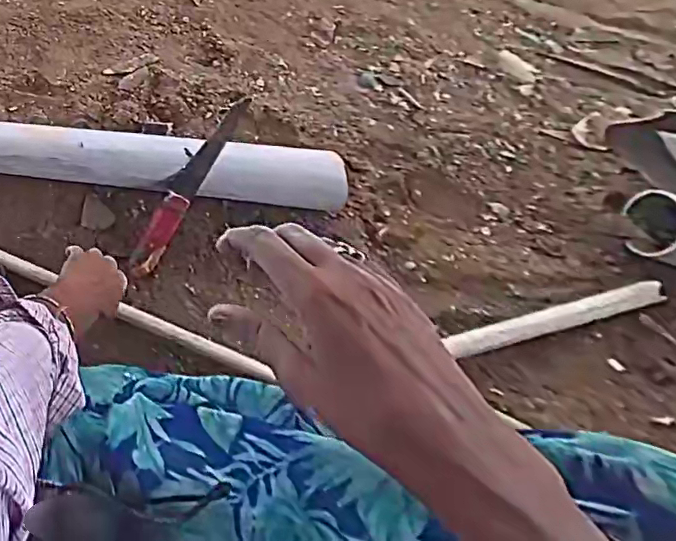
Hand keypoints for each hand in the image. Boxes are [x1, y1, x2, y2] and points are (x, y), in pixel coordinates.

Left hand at [40, 245, 125, 338]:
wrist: (75, 303)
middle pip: (108, 262)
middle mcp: (110, 266)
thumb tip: (107, 305)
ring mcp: (94, 257)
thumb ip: (111, 302)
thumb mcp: (108, 311)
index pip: (119, 277)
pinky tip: (69, 258)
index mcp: (119, 281)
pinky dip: (72, 254)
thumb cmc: (91, 310)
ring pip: (94, 254)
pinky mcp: (79, 254)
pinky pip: (76, 250)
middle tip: (93, 278)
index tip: (105, 285)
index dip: (110, 281)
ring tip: (81, 270)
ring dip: (88, 260)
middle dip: (101, 268)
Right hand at [211, 224, 603, 540]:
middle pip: (294, 234)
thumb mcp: (304, 380)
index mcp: (314, 294)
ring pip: (326, 245)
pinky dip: (331, 264)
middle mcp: (346, 277)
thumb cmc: (373, 418)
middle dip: (266, 240)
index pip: (265, 243)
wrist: (454, 441)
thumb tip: (220, 314)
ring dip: (298, 249)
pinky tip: (331, 293)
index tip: (225, 246)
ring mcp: (378, 283)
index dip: (238, 238)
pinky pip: (356, 263)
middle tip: (250, 262)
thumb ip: (260, 336)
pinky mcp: (401, 296)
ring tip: (287, 276)